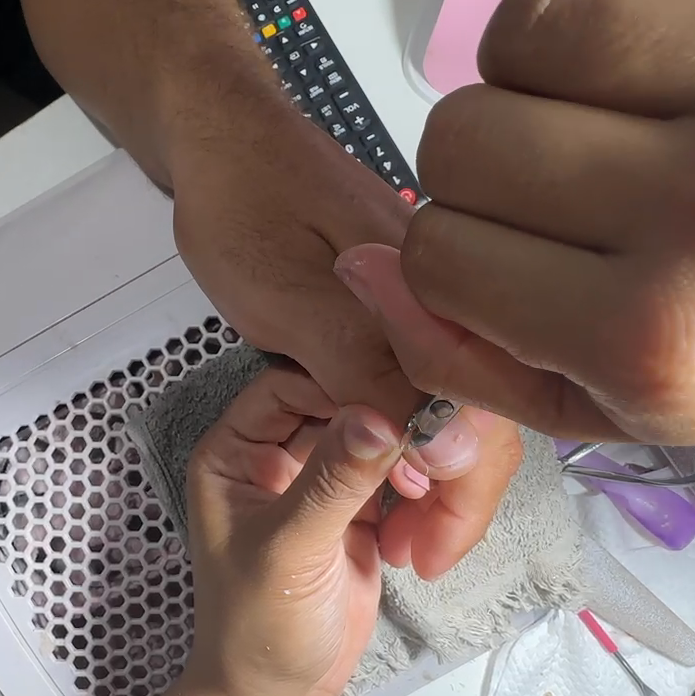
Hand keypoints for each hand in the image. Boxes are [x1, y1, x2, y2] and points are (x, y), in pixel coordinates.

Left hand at [171, 115, 522, 575]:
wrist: (221, 138)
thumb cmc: (242, 213)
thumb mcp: (290, 301)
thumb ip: (359, 369)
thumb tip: (421, 443)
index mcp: (428, 298)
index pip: (470, 402)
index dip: (452, 479)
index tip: (423, 538)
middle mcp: (441, 306)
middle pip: (473, 414)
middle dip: (452, 494)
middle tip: (422, 557)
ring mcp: (420, 312)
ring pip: (448, 413)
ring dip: (433, 482)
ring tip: (414, 545)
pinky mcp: (394, 320)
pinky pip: (418, 393)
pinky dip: (406, 448)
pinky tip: (396, 489)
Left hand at [179, 366, 402, 695]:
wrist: (276, 695)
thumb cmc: (257, 625)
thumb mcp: (289, 550)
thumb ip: (332, 483)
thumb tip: (383, 415)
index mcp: (236, 450)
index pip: (289, 385)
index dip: (340, 382)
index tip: (398, 394)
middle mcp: (277, 453)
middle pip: (339, 405)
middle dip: (386, 421)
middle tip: (433, 440)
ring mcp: (319, 481)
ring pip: (375, 439)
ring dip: (409, 460)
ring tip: (430, 491)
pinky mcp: (357, 510)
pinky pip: (396, 479)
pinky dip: (420, 492)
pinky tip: (429, 518)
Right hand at [334, 0, 694, 446]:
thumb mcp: (593, 405)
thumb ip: (458, 356)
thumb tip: (362, 265)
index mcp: (660, 334)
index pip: (435, 247)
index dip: (452, 247)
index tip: (514, 252)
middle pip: (463, 131)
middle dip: (485, 159)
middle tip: (563, 177)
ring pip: (533, 15)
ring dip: (540, 63)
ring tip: (610, 100)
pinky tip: (679, 26)